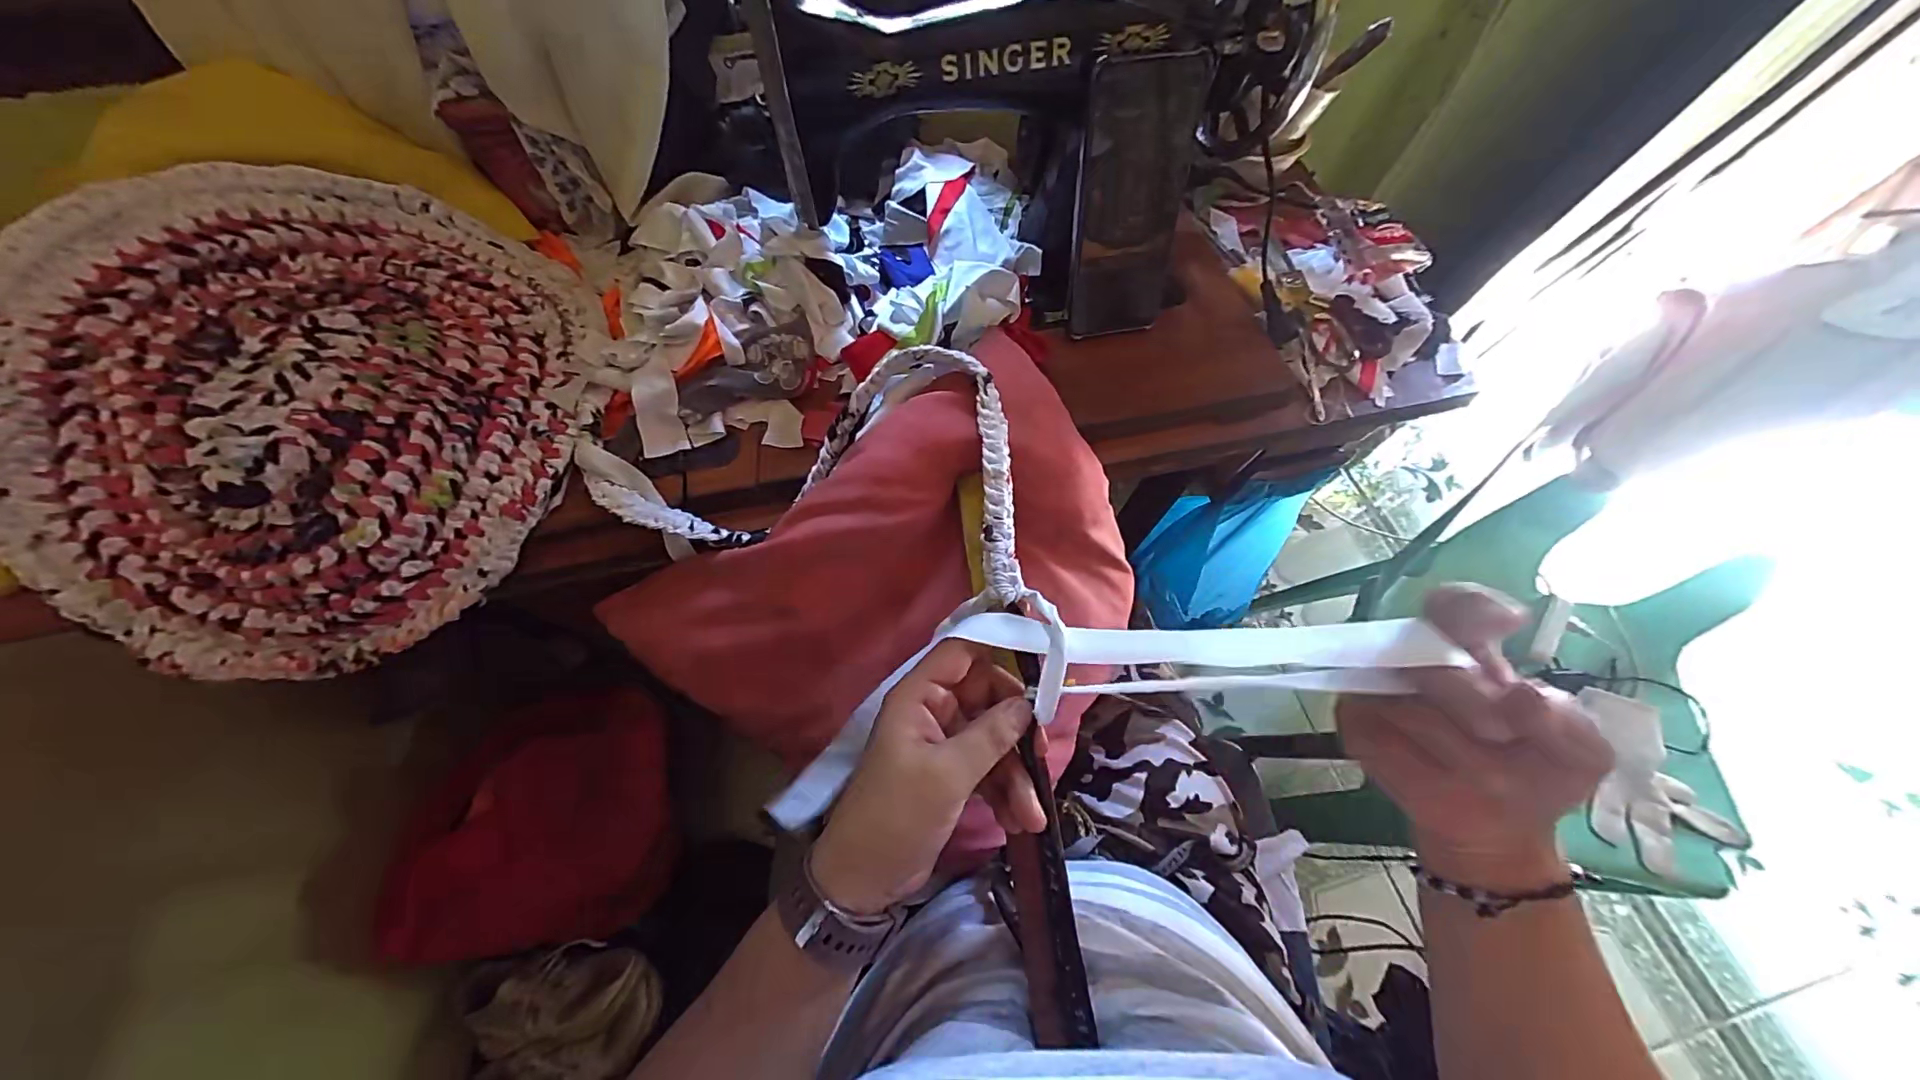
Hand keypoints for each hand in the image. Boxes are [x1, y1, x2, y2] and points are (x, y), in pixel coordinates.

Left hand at [809, 639, 1045, 914]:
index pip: (961, 653)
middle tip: (1040, 755)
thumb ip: (990, 735)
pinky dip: (1006, 793)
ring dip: (1016, 775)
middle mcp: (932, 712)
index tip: (1039, 669)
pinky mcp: (953, 775)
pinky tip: (1019, 823)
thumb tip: (1028, 704)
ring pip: (994, 740)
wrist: (864, 879)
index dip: (998, 653)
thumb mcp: (948, 775)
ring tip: (1032, 815)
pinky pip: (989, 770)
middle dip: (1017, 731)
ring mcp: (944, 745)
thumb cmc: (897, 816)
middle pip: (987, 699)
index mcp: (919, 697)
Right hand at [1337, 584, 1614, 889]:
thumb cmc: (1535, 775)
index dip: (1470, 606)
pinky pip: (1378, 737)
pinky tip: (1434, 776)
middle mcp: (1417, 660)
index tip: (1507, 625)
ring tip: (1477, 772)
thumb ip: (1567, 725)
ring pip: (1408, 708)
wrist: (1490, 824)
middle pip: (1431, 662)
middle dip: (1471, 702)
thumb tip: (1524, 695)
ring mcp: (1378, 689)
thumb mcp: (1577, 756)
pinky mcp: (1354, 722)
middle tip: (1499, 736)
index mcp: (1470, 651)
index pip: (1455, 606)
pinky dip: (1411, 765)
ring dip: (1451, 748)